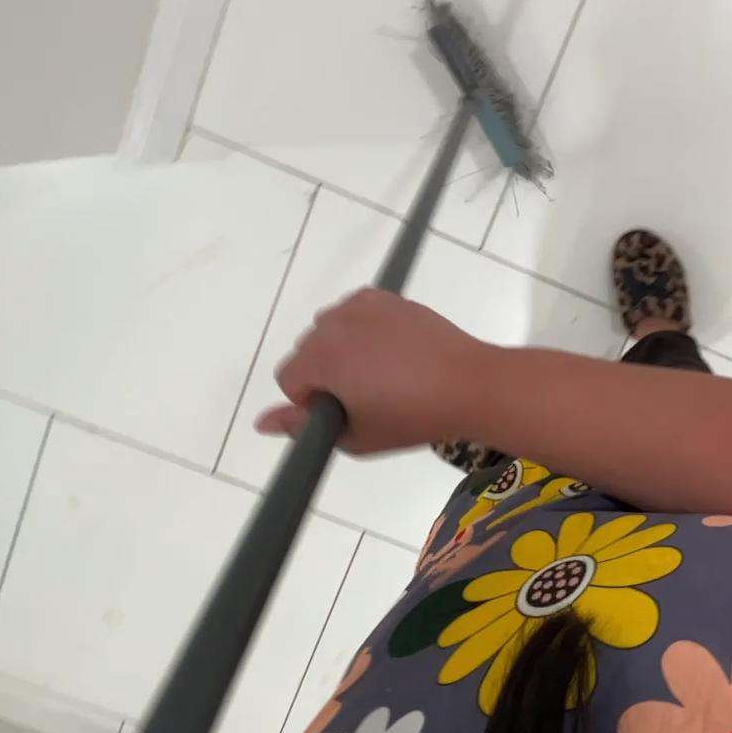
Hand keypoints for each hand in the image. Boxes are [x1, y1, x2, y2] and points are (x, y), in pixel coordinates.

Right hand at [256, 288, 494, 452]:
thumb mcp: (357, 435)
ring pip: (331, 329)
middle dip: (327, 372)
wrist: (469, 384)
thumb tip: (262, 421)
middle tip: (370, 394)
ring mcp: (366, 305)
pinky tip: (391, 349)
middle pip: (308, 350)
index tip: (348, 411)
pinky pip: (356, 312)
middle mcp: (338, 323)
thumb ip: (303, 427)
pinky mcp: (390, 298)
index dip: (312, 402)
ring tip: (384, 372)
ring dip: (344, 348)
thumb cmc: (414, 415)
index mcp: (323, 356)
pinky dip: (364, 327)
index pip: (289, 380)